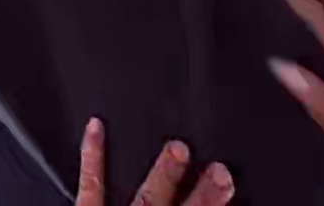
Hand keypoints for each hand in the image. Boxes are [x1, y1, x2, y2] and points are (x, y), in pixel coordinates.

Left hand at [74, 117, 233, 205]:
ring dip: (164, 173)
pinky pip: (90, 184)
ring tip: (179, 148)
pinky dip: (92, 153)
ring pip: (145, 198)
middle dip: (202, 195)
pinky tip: (96, 125)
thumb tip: (208, 203)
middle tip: (220, 171)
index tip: (233, 189)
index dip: (214, 205)